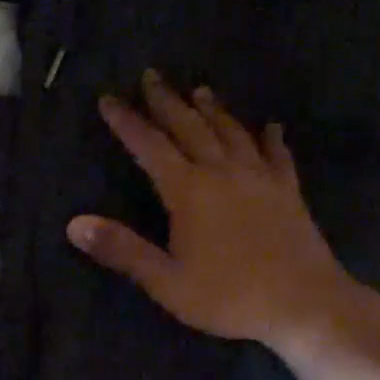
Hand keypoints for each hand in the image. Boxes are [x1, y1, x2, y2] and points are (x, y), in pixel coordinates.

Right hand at [67, 70, 372, 354]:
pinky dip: (271, 138)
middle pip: (190, 127)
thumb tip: (75, 224)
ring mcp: (260, 178)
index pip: (150, 147)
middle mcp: (223, 173)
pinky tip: (271, 127)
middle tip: (151, 76)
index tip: (109, 99)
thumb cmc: (229, 297)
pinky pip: (277, 155)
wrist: (304, 303)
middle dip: (167, 101)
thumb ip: (123, 250)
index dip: (127, 122)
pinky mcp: (289, 191)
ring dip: (213, 110)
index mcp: (188, 191)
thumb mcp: (167, 282)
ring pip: (231, 132)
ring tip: (199, 90)